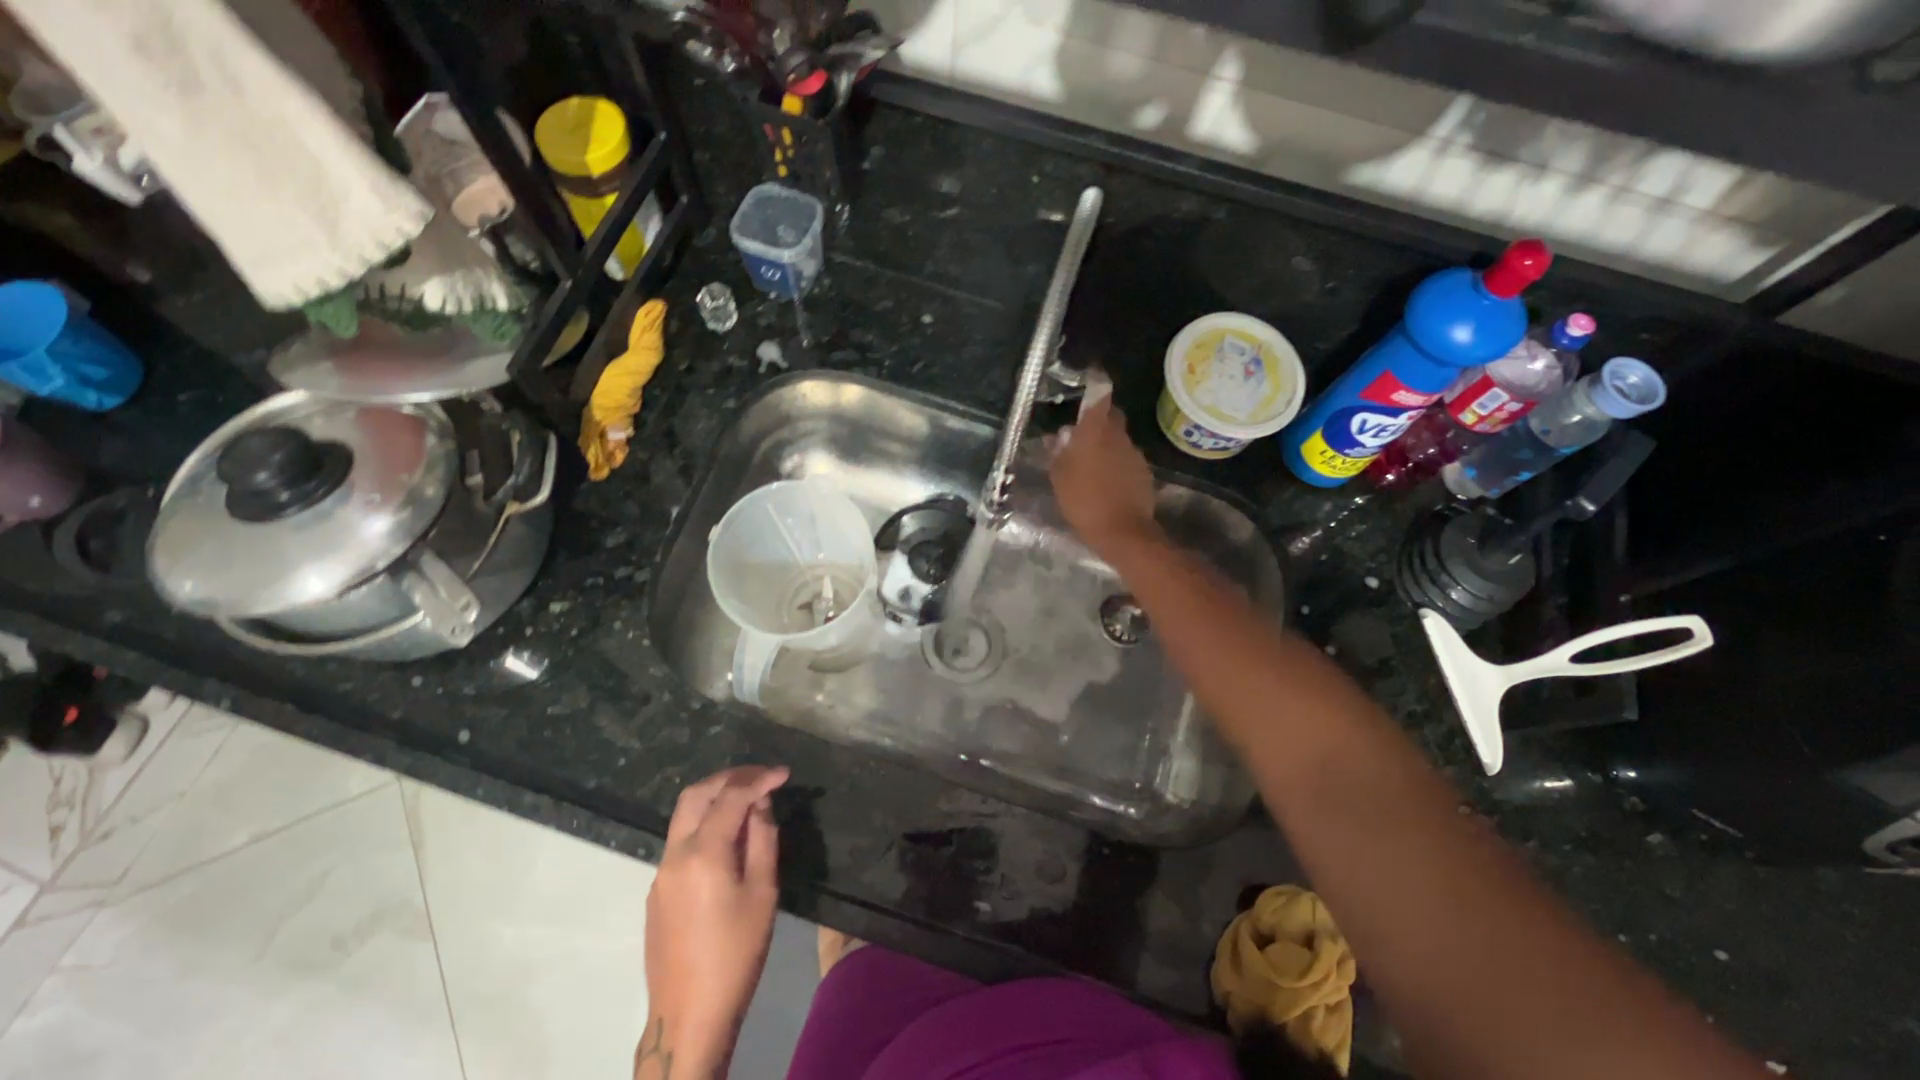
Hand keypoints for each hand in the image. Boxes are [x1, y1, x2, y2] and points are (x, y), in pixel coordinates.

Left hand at [640, 765, 788, 1077]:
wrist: (689, 1010)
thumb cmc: (737, 953)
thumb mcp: (763, 894)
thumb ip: (762, 842)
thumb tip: (761, 807)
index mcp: (703, 852)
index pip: (731, 797)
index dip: (759, 779)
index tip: (784, 773)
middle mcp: (675, 853)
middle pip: (695, 794)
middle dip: (729, 778)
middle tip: (762, 776)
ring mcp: (661, 872)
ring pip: (683, 816)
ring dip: (714, 798)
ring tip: (748, 800)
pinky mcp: (658, 891)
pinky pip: (680, 841)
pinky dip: (704, 824)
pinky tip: (728, 840)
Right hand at [1049, 397, 1158, 555]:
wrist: (1123, 532)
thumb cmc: (1083, 502)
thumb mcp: (1059, 479)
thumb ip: (1058, 454)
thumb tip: (1058, 438)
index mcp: (1095, 432)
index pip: (1100, 397)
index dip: (1097, 384)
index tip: (1092, 377)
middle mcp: (1118, 436)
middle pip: (1112, 417)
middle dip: (1100, 420)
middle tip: (1083, 435)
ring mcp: (1135, 454)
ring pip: (1120, 440)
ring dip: (1108, 446)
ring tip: (1093, 465)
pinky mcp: (1145, 472)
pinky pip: (1128, 460)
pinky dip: (1118, 465)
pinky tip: (1108, 482)